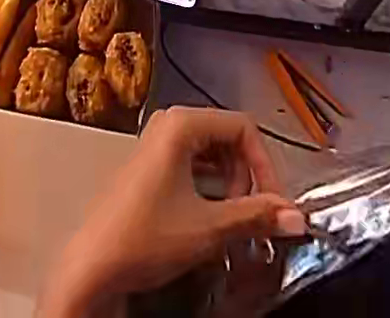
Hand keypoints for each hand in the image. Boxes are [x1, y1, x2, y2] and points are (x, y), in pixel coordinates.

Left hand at [38, 107, 306, 317]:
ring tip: (232, 224)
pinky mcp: (152, 163)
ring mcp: (158, 141)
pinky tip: (212, 220)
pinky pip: (194, 164)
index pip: (243, 128)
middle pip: (228, 139)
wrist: (92, 266)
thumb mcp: (208, 227)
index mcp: (182, 123)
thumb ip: (256, 216)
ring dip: (231, 187)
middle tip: (251, 218)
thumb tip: (298, 217)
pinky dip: (211, 189)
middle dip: (247, 178)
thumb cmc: (147, 236)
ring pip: (213, 154)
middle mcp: (170, 122)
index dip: (265, 165)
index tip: (275, 206)